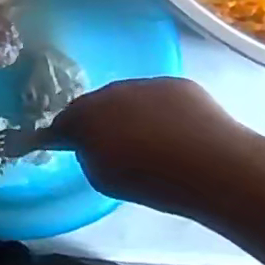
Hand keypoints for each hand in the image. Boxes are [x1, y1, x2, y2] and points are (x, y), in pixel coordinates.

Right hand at [41, 78, 263, 217]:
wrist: (212, 165)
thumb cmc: (151, 180)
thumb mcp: (103, 179)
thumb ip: (88, 156)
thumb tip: (90, 145)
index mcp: (85, 116)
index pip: (61, 124)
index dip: (56, 135)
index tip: (52, 142)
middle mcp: (108, 92)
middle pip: (95, 106)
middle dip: (98, 121)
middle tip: (111, 146)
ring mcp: (143, 84)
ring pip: (128, 98)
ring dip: (131, 114)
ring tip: (150, 142)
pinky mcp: (176, 83)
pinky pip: (160, 97)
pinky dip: (162, 111)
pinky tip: (178, 133)